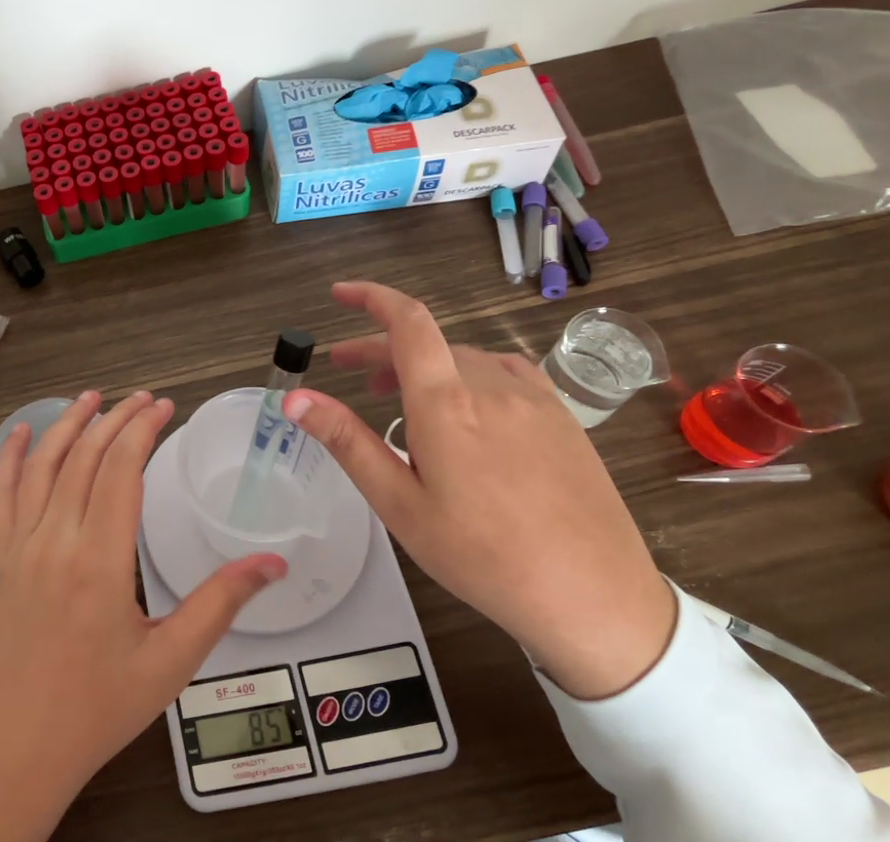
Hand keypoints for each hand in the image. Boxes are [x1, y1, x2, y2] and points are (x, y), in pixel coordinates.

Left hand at [0, 391, 286, 841]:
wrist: (16, 750)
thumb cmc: (94, 711)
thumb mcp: (169, 663)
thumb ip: (220, 605)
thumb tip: (270, 564)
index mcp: (98, 562)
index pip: (120, 469)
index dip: (143, 430)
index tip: (165, 408)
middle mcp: (55, 543)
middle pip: (83, 458)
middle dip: (114, 420)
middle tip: (143, 400)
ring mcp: (22, 550)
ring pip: (42, 467)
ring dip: (66, 426)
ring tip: (91, 398)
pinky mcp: (5, 563)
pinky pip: (4, 498)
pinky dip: (13, 459)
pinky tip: (22, 434)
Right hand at [282, 282, 674, 699]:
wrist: (593, 595)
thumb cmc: (482, 557)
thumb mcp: (401, 506)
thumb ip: (348, 443)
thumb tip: (295, 398)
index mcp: (447, 404)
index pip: (407, 323)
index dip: (371, 297)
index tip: (340, 293)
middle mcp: (492, 386)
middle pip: (430, 344)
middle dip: (382, 349)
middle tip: (348, 372)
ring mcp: (535, 399)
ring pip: (466, 360)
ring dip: (425, 366)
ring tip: (398, 397)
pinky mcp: (562, 417)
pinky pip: (504, 375)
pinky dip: (468, 375)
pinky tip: (466, 406)